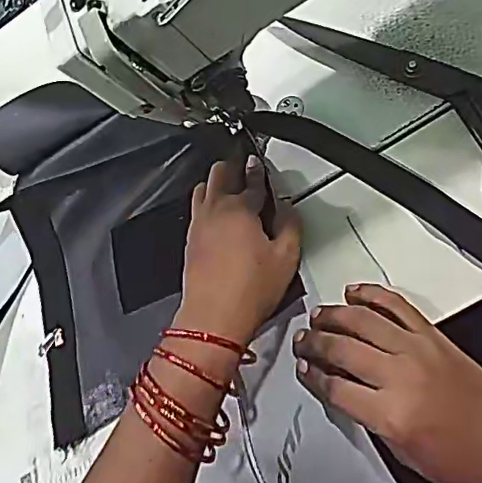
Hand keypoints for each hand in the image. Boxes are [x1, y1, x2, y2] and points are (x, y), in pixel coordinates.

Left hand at [176, 157, 303, 345]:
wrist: (213, 318)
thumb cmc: (247, 291)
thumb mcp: (286, 257)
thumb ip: (290, 225)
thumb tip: (289, 210)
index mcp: (240, 208)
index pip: (253, 180)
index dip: (260, 171)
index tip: (262, 165)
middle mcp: (215, 209)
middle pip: (220, 172)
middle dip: (234, 165)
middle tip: (245, 166)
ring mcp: (199, 223)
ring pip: (204, 186)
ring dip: (217, 180)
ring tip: (230, 183)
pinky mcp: (191, 238)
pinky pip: (197, 207)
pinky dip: (207, 200)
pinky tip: (217, 211)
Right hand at [293, 283, 481, 482]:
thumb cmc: (467, 462)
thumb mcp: (404, 454)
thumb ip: (367, 419)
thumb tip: (340, 391)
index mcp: (392, 414)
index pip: (334, 387)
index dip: (312, 376)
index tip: (304, 370)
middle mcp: (401, 376)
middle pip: (340, 348)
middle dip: (313, 343)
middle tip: (302, 341)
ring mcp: (417, 350)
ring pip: (360, 319)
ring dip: (333, 315)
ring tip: (318, 316)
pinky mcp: (433, 335)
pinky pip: (395, 304)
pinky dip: (371, 294)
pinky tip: (354, 292)